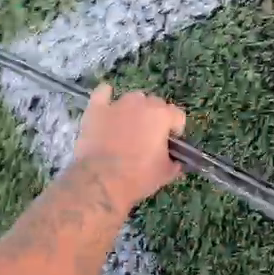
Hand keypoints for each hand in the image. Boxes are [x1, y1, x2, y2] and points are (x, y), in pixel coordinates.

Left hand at [69, 83, 186, 211]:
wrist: (101, 181)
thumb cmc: (138, 176)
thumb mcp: (166, 173)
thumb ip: (174, 162)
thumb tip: (175, 161)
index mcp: (162, 116)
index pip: (177, 115)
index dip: (175, 130)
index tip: (170, 144)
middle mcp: (142, 104)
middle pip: (156, 104)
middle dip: (156, 118)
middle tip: (149, 138)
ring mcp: (118, 105)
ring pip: (132, 99)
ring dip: (134, 109)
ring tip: (128, 127)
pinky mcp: (96, 109)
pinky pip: (102, 93)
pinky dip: (106, 97)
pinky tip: (107, 105)